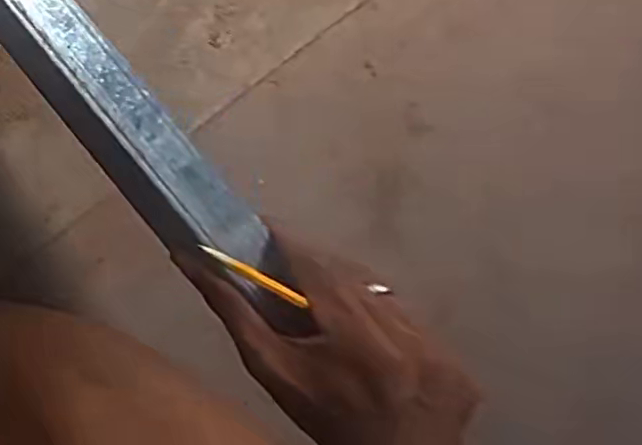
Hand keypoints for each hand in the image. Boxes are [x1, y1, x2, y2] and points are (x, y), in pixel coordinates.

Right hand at [177, 228, 479, 444]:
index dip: (285, 241)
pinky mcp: (457, 365)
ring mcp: (440, 353)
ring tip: (314, 293)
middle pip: (346, 274)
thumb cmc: (320, 415)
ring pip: (376, 291)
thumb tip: (184, 255)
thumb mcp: (266, 363)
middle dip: (309, 262)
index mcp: (358, 340)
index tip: (258, 226)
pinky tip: (354, 323)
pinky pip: (404, 316)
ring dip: (342, 284)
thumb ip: (229, 306)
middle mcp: (406, 339)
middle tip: (278, 261)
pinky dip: (374, 309)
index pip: (316, 265)